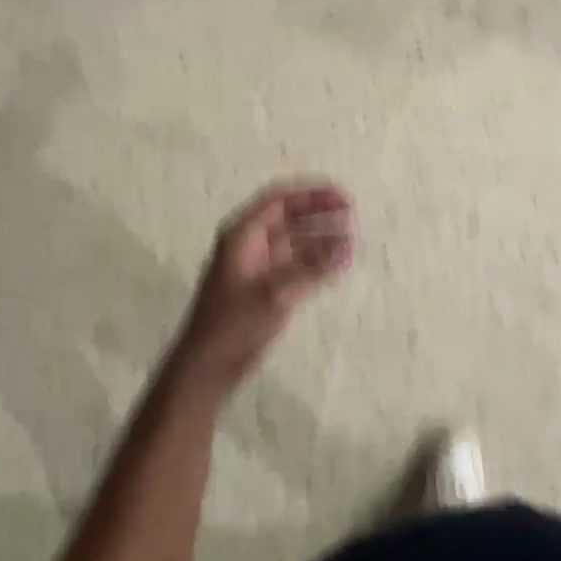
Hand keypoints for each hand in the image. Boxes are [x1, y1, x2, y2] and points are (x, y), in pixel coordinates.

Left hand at [169, 181, 354, 391]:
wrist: (208, 366)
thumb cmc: (236, 324)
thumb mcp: (277, 292)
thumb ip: (314, 266)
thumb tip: (347, 244)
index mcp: (243, 235)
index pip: (280, 199)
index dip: (312, 194)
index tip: (343, 198)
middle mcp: (249, 244)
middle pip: (288, 217)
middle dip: (319, 214)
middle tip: (352, 215)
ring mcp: (256, 267)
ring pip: (293, 241)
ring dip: (320, 239)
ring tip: (350, 242)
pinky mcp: (263, 288)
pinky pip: (293, 265)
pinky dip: (314, 262)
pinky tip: (336, 266)